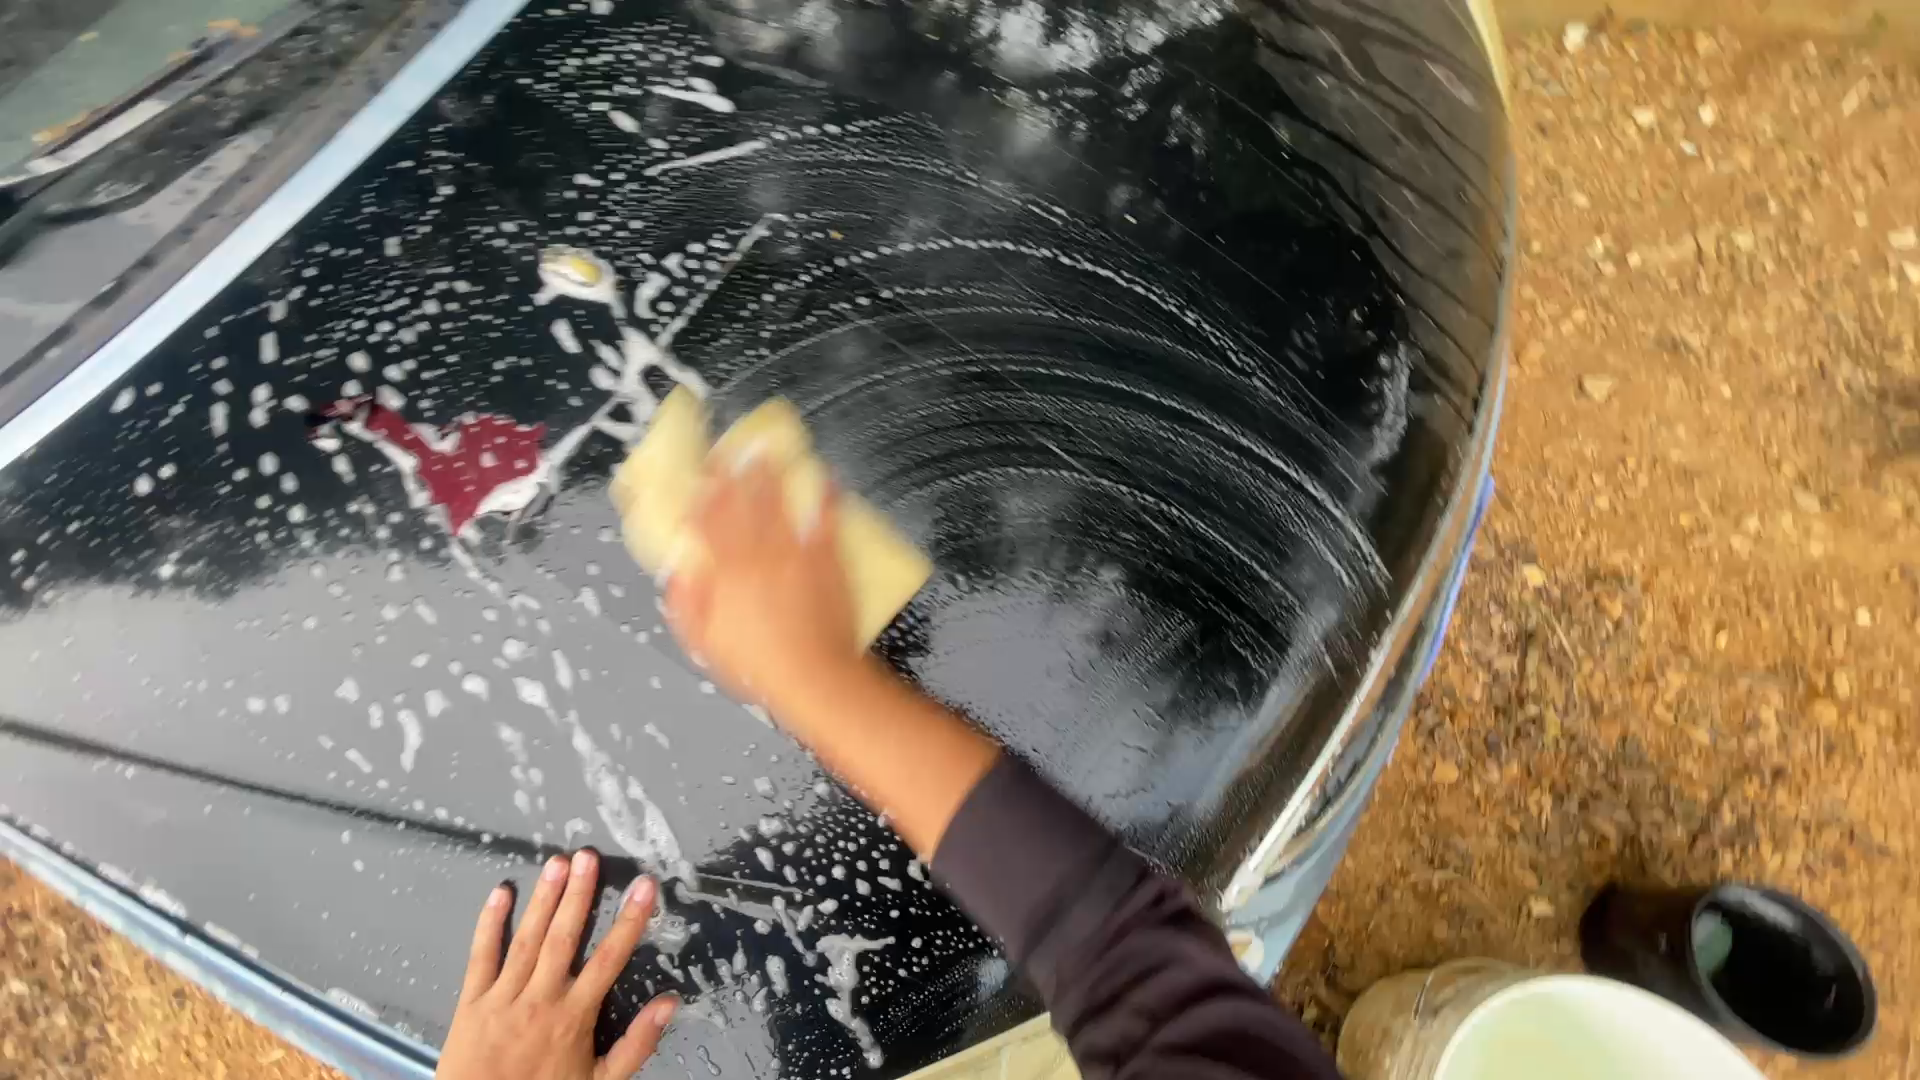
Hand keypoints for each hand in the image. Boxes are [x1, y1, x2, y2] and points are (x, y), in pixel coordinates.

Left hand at [435, 850, 675, 1079]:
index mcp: (574, 1016)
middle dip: (578, 895)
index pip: (610, 958)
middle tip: (588, 856)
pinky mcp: (470, 1005)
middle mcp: (540, 1000)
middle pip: (563, 939)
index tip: (646, 885)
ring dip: (543, 899)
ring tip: (557, 862)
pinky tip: (500, 892)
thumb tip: (671, 1002)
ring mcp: (503, 1000)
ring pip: (527, 941)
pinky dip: (489, 925)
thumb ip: (636, 1044)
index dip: (630, 919)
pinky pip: (480, 959)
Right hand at [665, 458, 859, 710]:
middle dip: (735, 473)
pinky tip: (827, 477)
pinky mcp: (828, 560)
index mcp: (727, 573)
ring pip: (780, 504)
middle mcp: (760, 556)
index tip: (699, 474)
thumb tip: (678, 571)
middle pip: (743, 504)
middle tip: (731, 448)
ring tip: (767, 450)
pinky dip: (826, 496)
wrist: (815, 676)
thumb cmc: (759, 666)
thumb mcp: (704, 643)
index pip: (708, 522)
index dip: (702, 494)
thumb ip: (686, 603)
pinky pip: (827, 519)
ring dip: (772, 474)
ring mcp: (796, 554)